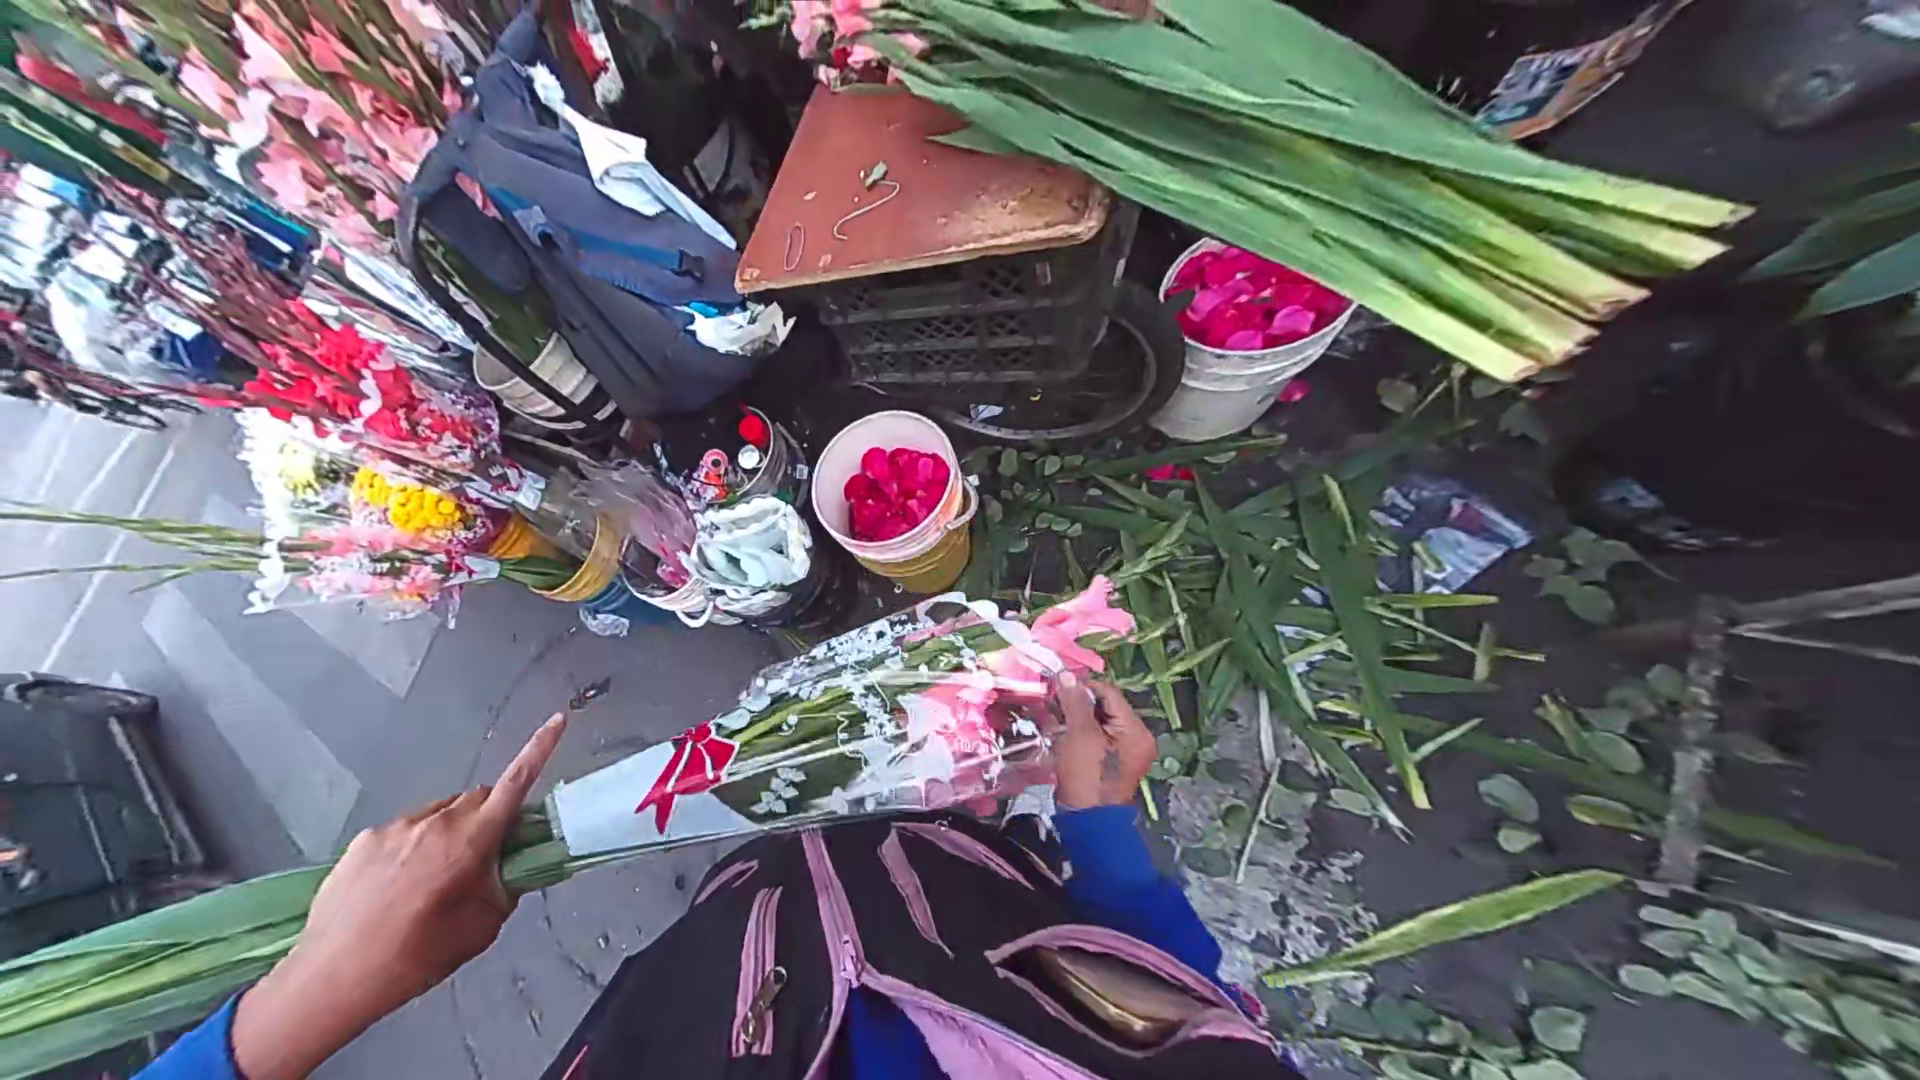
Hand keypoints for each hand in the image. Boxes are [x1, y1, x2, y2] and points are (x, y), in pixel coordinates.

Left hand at [232, 713, 567, 1079]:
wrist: (324, 986)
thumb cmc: (415, 958)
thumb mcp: (483, 926)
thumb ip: (508, 883)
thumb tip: (514, 863)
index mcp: (471, 839)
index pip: (518, 780)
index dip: (542, 746)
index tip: (559, 718)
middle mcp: (436, 822)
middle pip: (480, 798)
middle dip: (491, 815)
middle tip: (484, 854)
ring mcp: (396, 828)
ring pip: (443, 811)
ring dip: (452, 829)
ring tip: (432, 875)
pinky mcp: (363, 841)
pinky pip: (405, 829)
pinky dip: (414, 844)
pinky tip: (395, 884)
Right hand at [1050, 672, 1154, 809]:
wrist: (1087, 821)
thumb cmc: (1087, 776)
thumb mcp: (1080, 735)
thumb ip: (1075, 702)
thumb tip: (1066, 674)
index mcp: (1136, 730)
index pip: (1110, 693)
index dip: (1084, 686)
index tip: (1059, 684)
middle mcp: (1137, 737)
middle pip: (1105, 706)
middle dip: (1079, 702)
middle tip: (1055, 701)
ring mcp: (1126, 750)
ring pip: (1099, 720)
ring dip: (1077, 716)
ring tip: (1056, 715)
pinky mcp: (1112, 759)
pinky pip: (1097, 735)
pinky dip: (1080, 730)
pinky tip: (1063, 731)